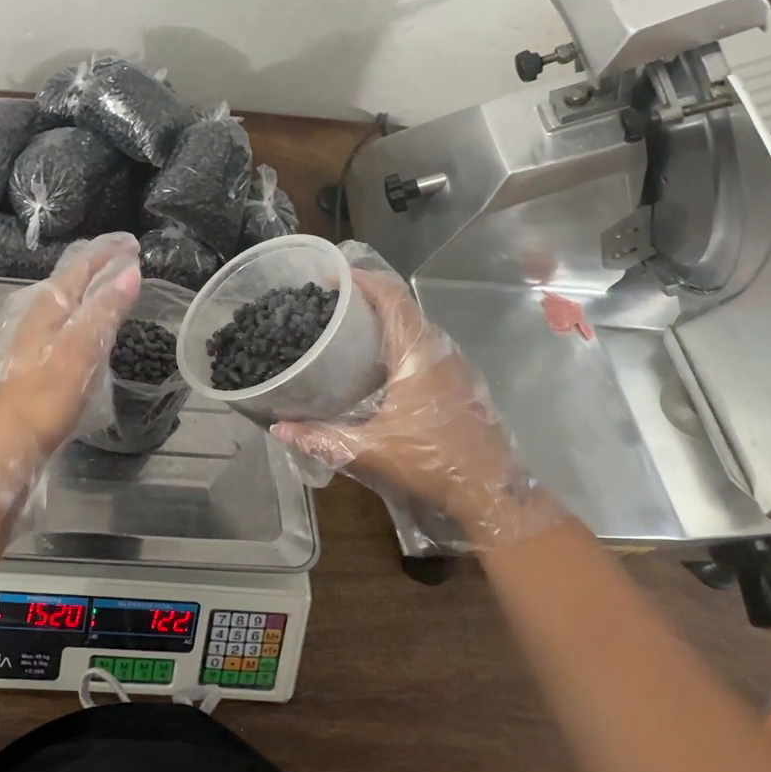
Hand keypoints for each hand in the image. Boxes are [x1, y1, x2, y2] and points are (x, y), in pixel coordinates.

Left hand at [0, 233, 142, 510]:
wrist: (5, 447)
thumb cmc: (44, 398)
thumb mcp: (79, 351)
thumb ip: (103, 312)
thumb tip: (130, 271)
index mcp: (46, 308)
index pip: (79, 269)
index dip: (105, 254)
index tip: (132, 243)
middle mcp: (36, 319)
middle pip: (70, 284)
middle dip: (98, 268)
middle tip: (128, 260)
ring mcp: (33, 344)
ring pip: (66, 307)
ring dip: (91, 294)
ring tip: (114, 289)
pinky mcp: (35, 368)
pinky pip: (65, 329)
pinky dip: (85, 320)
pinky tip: (90, 334)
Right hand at [271, 265, 563, 548]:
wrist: (493, 495)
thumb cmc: (432, 465)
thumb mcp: (368, 452)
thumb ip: (321, 438)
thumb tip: (278, 428)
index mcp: (419, 356)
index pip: (392, 299)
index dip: (363, 280)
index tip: (331, 277)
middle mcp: (440, 352)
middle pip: (402, 309)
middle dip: (366, 298)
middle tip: (328, 303)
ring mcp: (455, 367)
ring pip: (415, 328)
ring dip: (382, 321)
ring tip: (345, 326)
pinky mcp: (460, 384)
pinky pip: (424, 347)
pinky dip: (397, 341)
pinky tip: (374, 363)